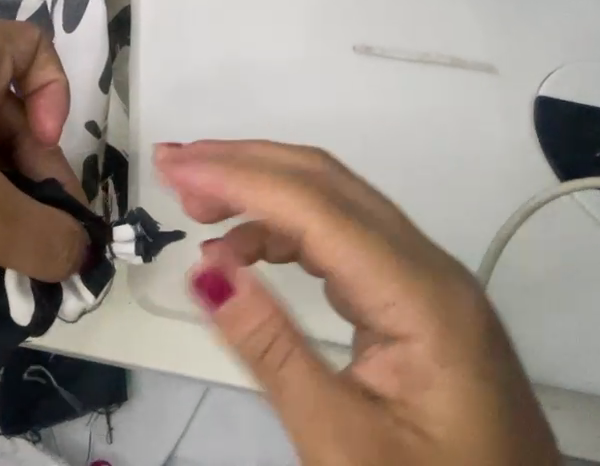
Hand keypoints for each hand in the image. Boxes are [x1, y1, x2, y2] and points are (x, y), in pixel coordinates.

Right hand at [156, 141, 557, 465]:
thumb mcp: (342, 444)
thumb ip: (271, 350)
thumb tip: (205, 269)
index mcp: (421, 297)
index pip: (314, 205)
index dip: (236, 177)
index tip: (170, 168)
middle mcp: (429, 269)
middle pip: (327, 181)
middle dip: (242, 162)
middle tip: (171, 165)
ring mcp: (426, 282)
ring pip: (333, 201)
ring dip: (259, 188)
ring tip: (194, 206)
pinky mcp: (415, 302)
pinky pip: (341, 237)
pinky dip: (282, 227)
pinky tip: (242, 250)